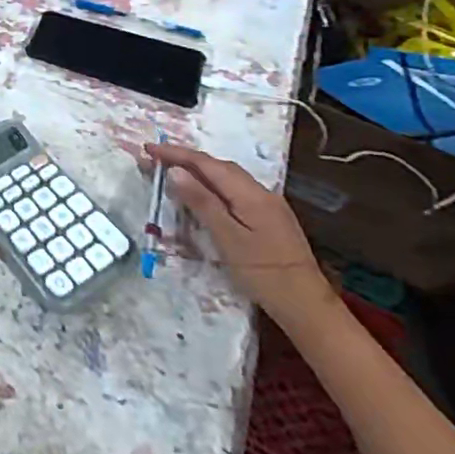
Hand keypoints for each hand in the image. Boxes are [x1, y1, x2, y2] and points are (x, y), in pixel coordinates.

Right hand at [144, 144, 336, 330]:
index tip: (148, 148)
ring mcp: (268, 205)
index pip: (207, 164)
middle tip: (154, 159)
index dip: (176, 153)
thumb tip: (175, 171)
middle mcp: (262, 192)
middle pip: (218, 166)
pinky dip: (211, 184)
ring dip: (198, 170)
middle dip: (185, 158)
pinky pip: (234, 189)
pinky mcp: (269, 217)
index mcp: (251, 195)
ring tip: (170, 171)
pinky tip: (200, 192)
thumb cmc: (262, 273)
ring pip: (227, 177)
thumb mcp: (226, 238)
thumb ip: (201, 202)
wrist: (306, 304)